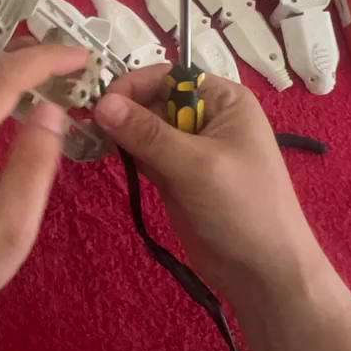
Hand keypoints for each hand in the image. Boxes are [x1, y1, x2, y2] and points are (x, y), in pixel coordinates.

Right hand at [92, 67, 332, 307]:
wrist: (263, 273)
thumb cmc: (243, 209)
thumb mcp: (197, 166)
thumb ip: (148, 133)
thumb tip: (102, 103)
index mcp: (223, 100)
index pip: (169, 76)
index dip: (133, 86)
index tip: (101, 107)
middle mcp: (205, 117)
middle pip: (152, 99)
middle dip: (121, 110)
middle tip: (87, 127)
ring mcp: (188, 148)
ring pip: (143, 127)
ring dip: (118, 132)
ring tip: (89, 140)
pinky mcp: (174, 175)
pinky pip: (142, 153)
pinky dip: (123, 153)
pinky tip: (102, 154)